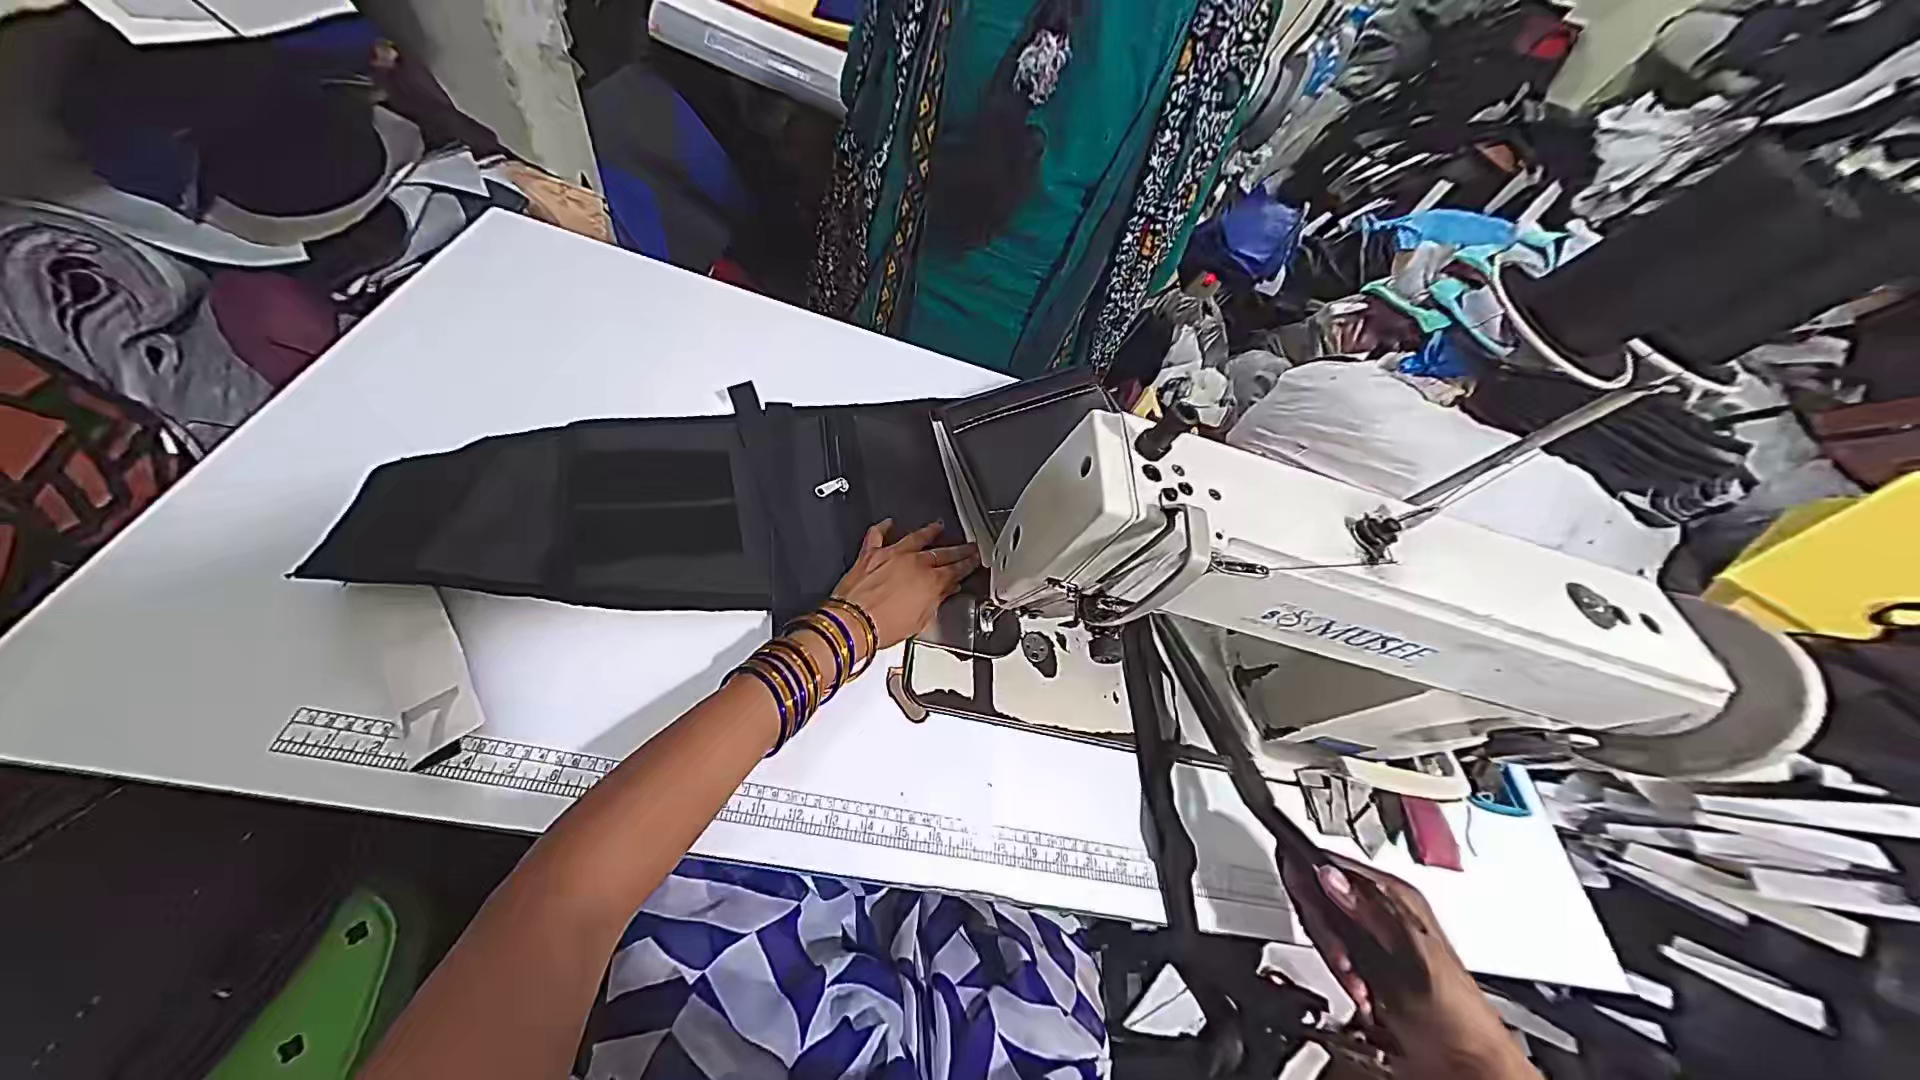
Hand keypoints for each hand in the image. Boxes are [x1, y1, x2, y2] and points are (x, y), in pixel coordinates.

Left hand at [831, 520, 978, 651]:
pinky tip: (889, 523)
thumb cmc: (883, 626)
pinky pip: (878, 535)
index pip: (956, 569)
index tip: (974, 560)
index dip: (967, 564)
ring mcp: (892, 555)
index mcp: (930, 581)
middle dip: (958, 549)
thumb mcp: (920, 621)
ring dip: (929, 532)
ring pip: (916, 537)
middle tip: (967, 545)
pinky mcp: (871, 554)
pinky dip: (884, 528)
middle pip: (942, 552)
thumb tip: (944, 593)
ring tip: (938, 527)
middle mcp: (913, 563)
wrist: (854, 622)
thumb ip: (935, 602)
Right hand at [1284, 855, 1537, 1079]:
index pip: (1331, 863)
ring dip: (1332, 956)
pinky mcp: (1366, 959)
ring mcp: (1373, 933)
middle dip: (1324, 931)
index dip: (1309, 881)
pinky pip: (1331, 951)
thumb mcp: (1410, 958)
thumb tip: (1327, 873)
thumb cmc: (1456, 1017)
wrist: (1469, 1067)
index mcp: (1395, 896)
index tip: (1305, 905)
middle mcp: (1382, 908)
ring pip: (1323, 925)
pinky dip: (1338, 972)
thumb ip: (1368, 911)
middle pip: (1321, 896)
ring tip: (1356, 982)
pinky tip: (1358, 989)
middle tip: (1342, 958)